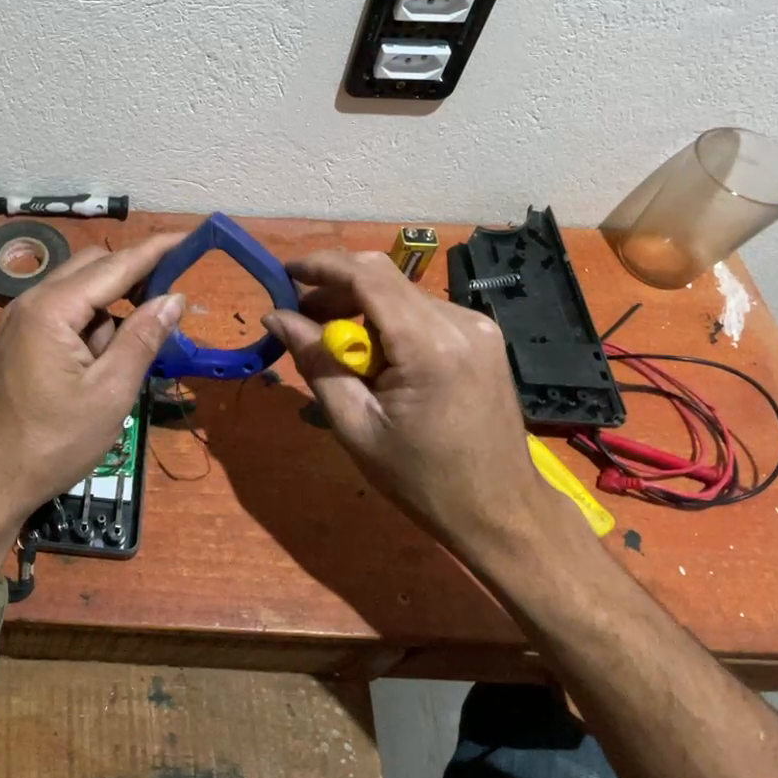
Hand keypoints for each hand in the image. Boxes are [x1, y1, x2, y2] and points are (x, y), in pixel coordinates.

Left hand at [0, 234, 186, 577]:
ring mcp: (21, 320)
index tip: (190, 237)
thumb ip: (143, 338)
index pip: (115, 265)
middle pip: (93, 266)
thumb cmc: (55, 442)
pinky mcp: (20, 340)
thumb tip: (174, 298)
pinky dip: (92, 322)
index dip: (155, 250)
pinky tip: (108, 355)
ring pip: (78, 289)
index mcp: (52, 309)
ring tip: (142, 339)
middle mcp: (31, 301)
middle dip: (134, 275)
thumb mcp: (111, 393)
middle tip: (173, 296)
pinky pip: (64, 311)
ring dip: (113, 304)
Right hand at [262, 250, 579, 565]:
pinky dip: (387, 322)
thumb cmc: (422, 480)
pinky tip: (374, 357)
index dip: (321, 266)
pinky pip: (420, 311)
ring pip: (400, 292)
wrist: (501, 510)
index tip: (283, 273)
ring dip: (359, 306)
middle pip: (383, 277)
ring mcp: (477, 326)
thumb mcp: (355, 427)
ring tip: (332, 345)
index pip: (367, 277)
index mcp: (430, 345)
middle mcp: (459, 321)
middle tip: (298, 318)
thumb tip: (275, 317)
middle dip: (334, 288)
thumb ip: (315, 363)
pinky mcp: (481, 336)